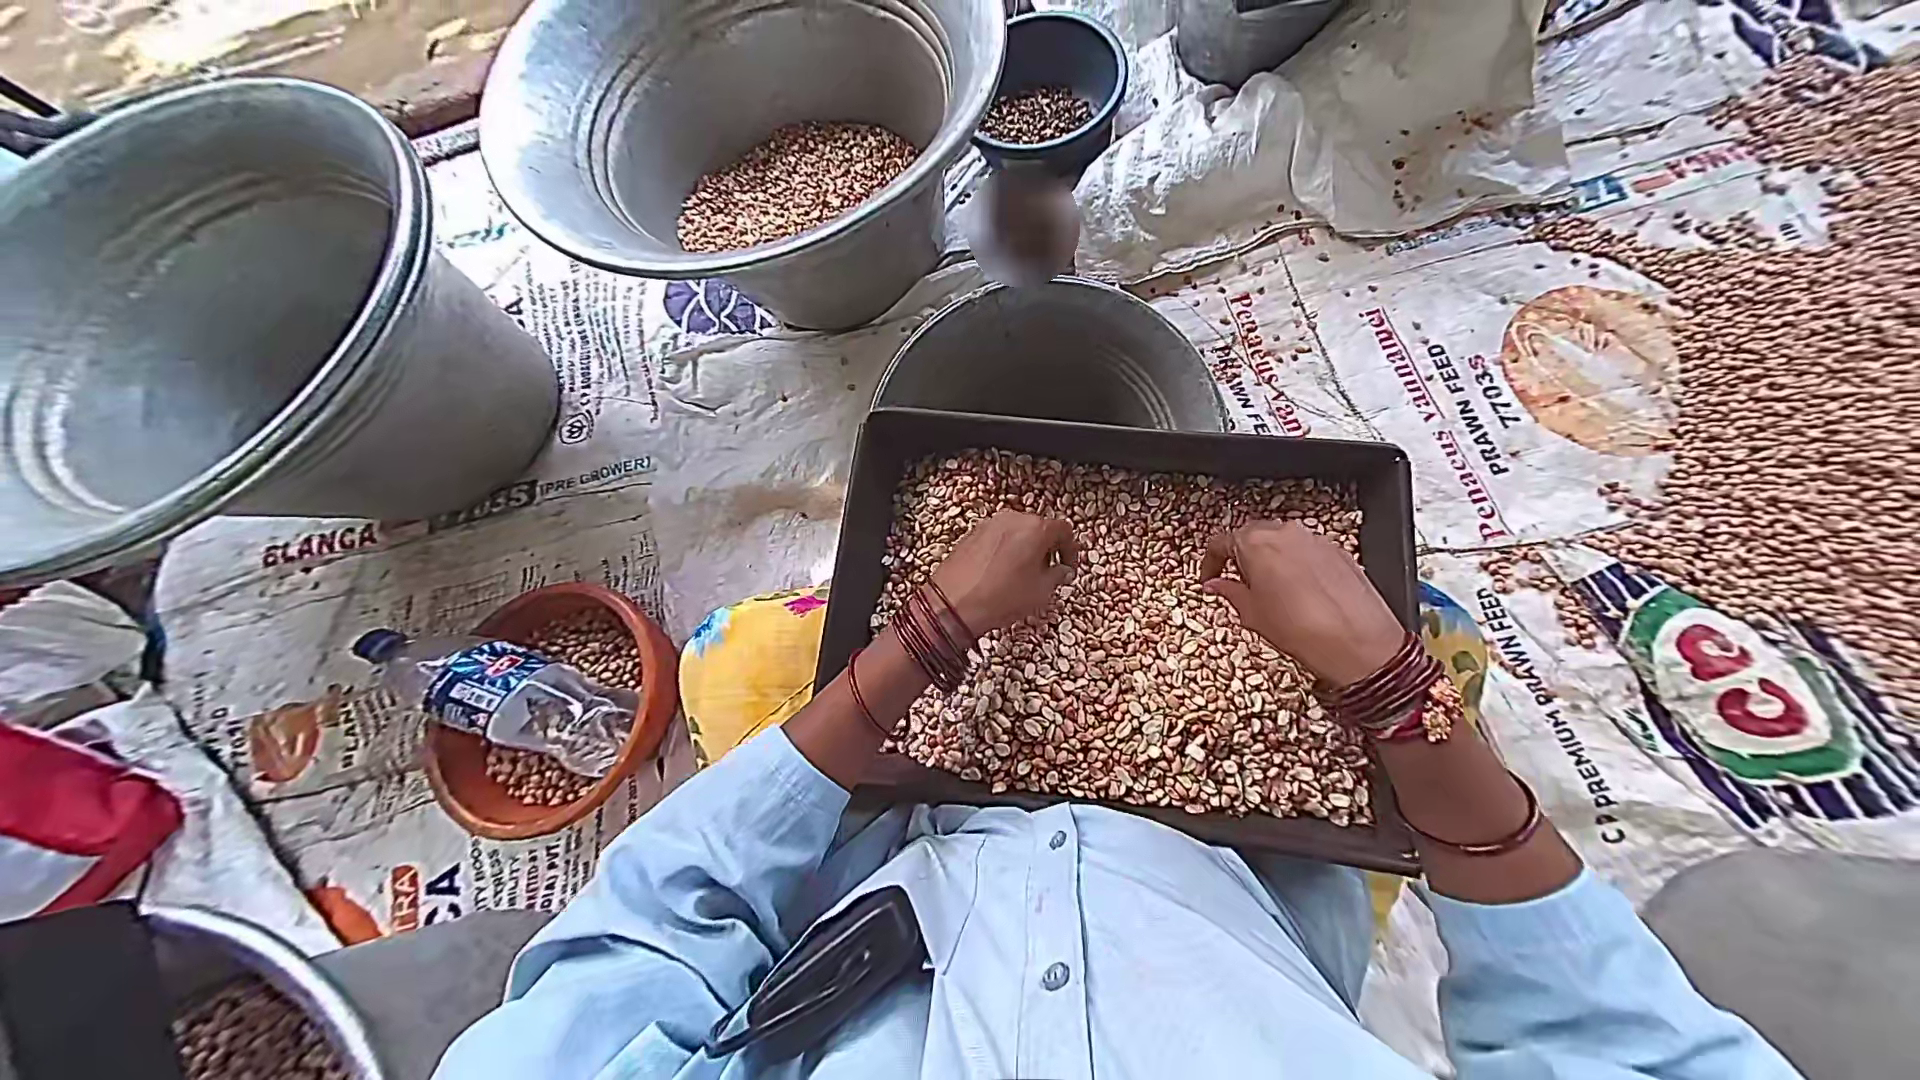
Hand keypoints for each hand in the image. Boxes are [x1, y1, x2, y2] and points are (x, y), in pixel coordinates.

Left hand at [931, 511, 1077, 633]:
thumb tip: (1061, 570)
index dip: (1070, 550)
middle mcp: (1012, 519)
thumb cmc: (998, 598)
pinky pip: (998, 537)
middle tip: (1049, 572)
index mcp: (1035, 528)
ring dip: (1025, 548)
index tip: (1068, 566)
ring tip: (1024, 575)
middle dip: (1047, 549)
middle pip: (1039, 528)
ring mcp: (989, 524)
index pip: (1064, 530)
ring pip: (1017, 531)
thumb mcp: (1041, 591)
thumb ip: (1057, 575)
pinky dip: (1005, 550)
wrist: (952, 604)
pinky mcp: (972, 534)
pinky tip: (1002, 573)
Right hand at [1198, 521, 1405, 687]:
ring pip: (1281, 542)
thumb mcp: (1252, 614)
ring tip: (1269, 591)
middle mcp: (1286, 534)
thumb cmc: (1305, 630)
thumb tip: (1218, 585)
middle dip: (1241, 557)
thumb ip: (1230, 592)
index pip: (1221, 542)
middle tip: (1236, 583)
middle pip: (1251, 536)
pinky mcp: (1338, 551)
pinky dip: (1296, 565)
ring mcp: (1315, 540)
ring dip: (1270, 560)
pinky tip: (1298, 593)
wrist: (1360, 644)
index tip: (1211, 577)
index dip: (1210, 562)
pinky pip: (1307, 551)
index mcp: (1256, 543)